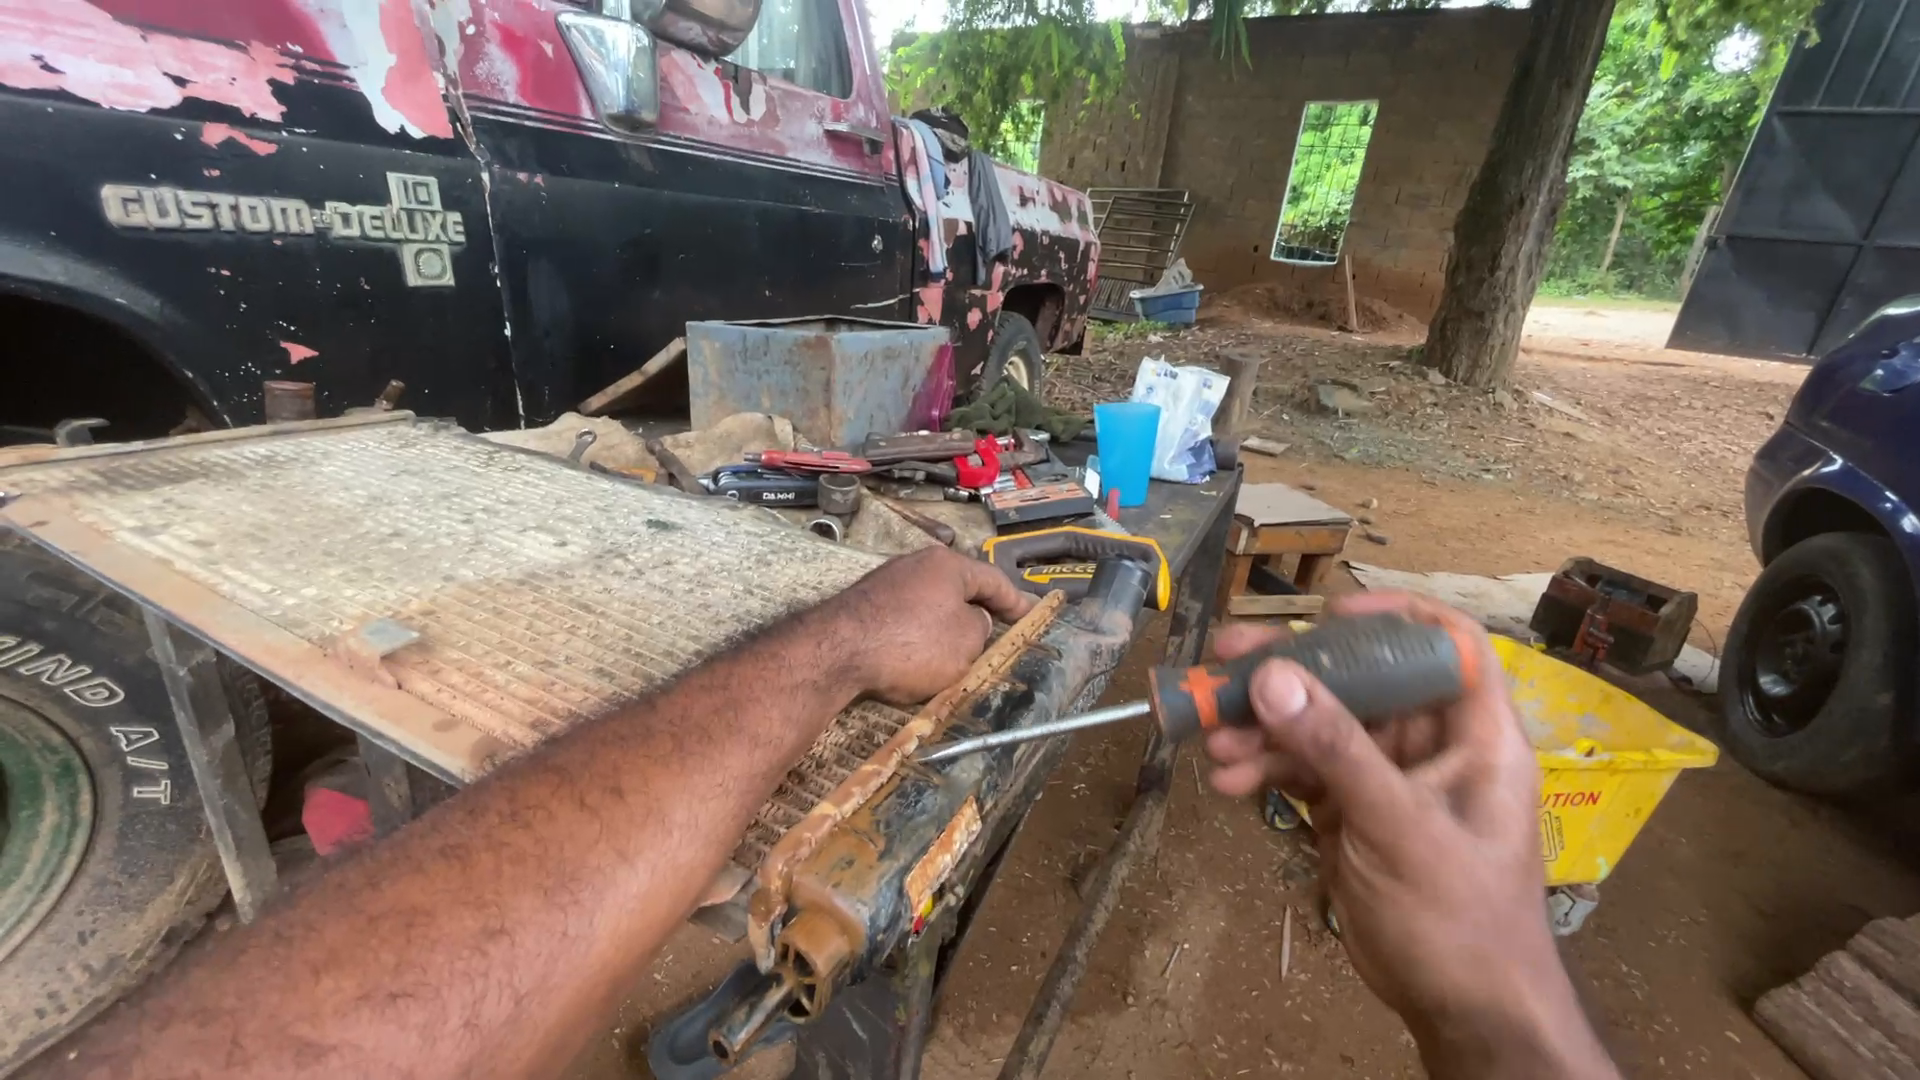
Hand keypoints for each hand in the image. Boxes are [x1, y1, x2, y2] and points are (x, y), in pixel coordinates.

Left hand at [819, 547, 1036, 704]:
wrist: (836, 652)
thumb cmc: (912, 643)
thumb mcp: (966, 641)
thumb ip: (981, 628)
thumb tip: (973, 622)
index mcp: (948, 564)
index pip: (993, 580)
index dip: (1016, 601)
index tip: (1033, 613)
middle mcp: (916, 564)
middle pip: (959, 588)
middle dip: (979, 611)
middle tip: (999, 631)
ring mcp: (886, 583)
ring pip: (930, 604)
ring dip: (947, 626)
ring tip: (961, 650)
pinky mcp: (863, 606)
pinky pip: (904, 619)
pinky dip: (919, 636)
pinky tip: (920, 657)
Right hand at [1205, 591, 1616, 1078]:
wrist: (1458, 1010)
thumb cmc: (1457, 916)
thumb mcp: (1396, 825)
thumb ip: (1334, 748)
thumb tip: (1270, 677)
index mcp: (1470, 734)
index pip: (1447, 645)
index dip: (1395, 616)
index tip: (1329, 611)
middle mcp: (1425, 742)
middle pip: (1356, 678)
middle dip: (1290, 671)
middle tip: (1225, 659)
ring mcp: (1380, 772)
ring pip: (1314, 721)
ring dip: (1260, 728)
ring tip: (1214, 741)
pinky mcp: (1345, 803)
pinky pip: (1296, 765)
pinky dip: (1260, 768)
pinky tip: (1226, 783)